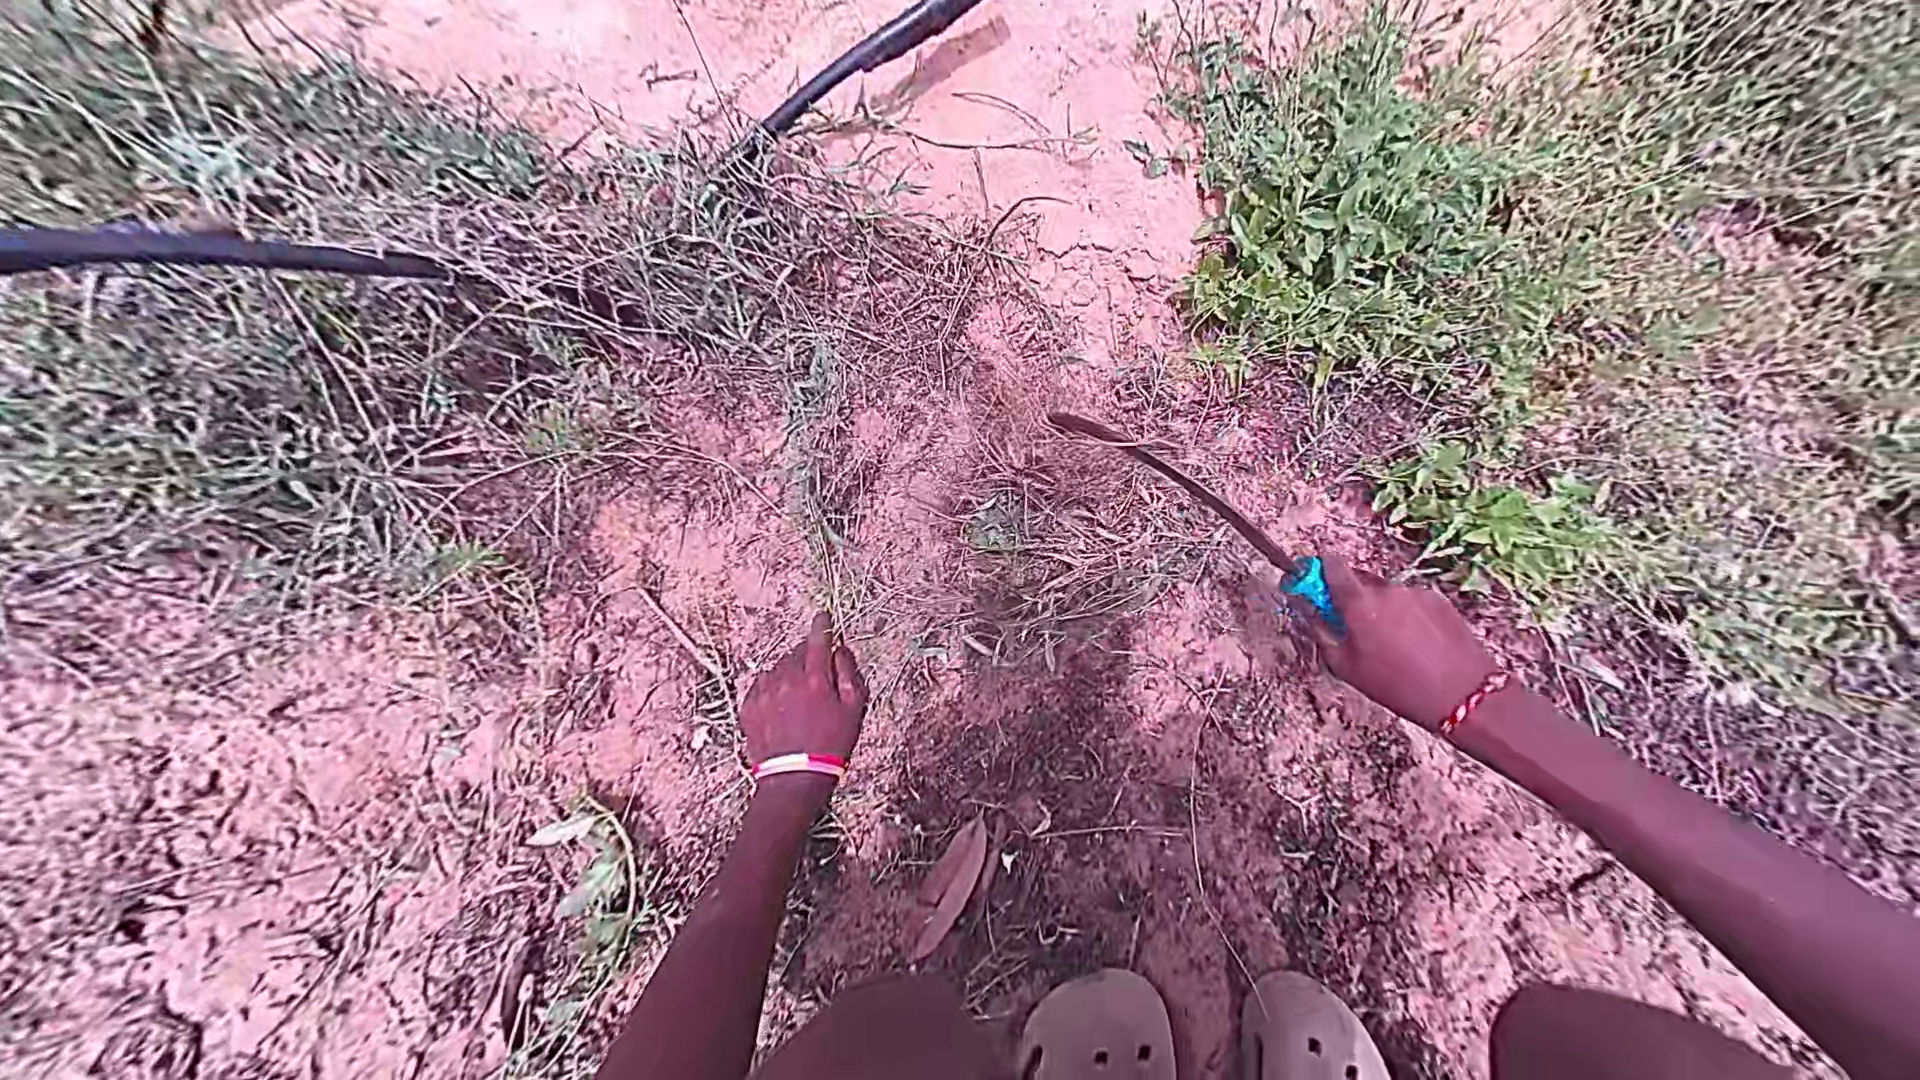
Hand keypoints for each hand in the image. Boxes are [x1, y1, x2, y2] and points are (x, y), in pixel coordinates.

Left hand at [740, 612, 867, 770]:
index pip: (818, 640)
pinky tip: (782, 701)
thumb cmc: (830, 746)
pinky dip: (773, 685)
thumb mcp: (854, 710)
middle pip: (796, 652)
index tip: (822, 616)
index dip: (822, 625)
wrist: (794, 779)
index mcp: (814, 679)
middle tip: (817, 670)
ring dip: (790, 670)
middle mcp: (786, 680)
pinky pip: (762, 683)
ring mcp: (764, 693)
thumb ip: (848, 674)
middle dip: (807, 654)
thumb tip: (840, 650)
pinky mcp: (749, 707)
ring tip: (800, 692)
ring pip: (778, 667)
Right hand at [1296, 555, 1502, 730]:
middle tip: (1349, 624)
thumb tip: (1309, 610)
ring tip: (1387, 641)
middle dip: (1348, 596)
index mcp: (1358, 602)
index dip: (1316, 571)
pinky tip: (1411, 642)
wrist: (1466, 695)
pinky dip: (1403, 614)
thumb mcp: (1344, 665)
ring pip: (1384, 592)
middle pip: (1357, 580)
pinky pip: (1409, 600)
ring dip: (1377, 607)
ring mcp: (1416, 593)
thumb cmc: (1398, 685)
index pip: (1331, 565)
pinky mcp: (1440, 601)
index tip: (1311, 583)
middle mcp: (1386, 589)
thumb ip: (1322, 630)